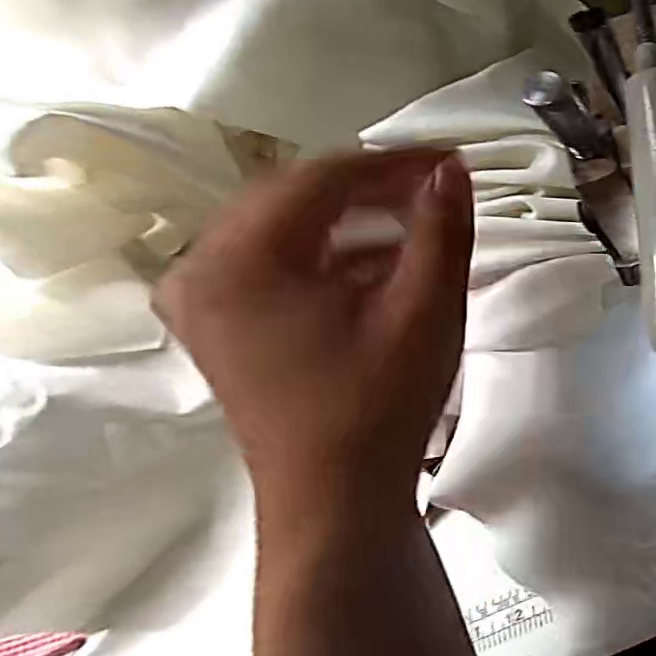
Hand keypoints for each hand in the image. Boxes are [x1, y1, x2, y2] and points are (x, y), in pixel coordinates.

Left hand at [156, 149, 472, 517]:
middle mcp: (201, 270)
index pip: (321, 177)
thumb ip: (442, 230)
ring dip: (357, 219)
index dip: (394, 161)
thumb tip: (454, 171)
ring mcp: (205, 300)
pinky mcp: (223, 324)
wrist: (338, 494)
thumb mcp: (427, 309)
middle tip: (440, 189)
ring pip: (289, 227)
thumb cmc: (382, 402)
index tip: (453, 161)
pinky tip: (384, 266)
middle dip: (374, 187)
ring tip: (420, 226)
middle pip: (296, 196)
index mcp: (240, 261)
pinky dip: (334, 252)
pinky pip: (280, 261)